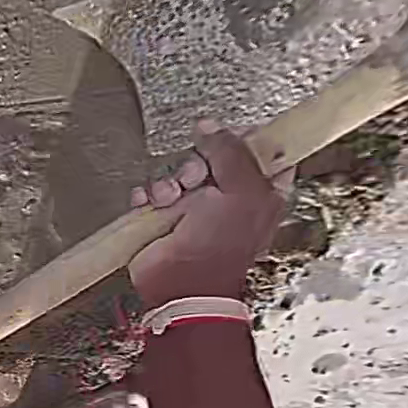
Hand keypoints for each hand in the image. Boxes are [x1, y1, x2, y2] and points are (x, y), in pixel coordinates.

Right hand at [128, 120, 291, 307]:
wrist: (180, 281)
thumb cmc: (219, 244)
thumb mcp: (241, 190)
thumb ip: (231, 152)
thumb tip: (210, 126)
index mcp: (261, 190)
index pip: (258, 151)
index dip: (240, 141)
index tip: (224, 140)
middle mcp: (228, 197)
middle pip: (210, 158)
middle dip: (195, 165)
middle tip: (193, 180)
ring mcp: (194, 208)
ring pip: (177, 173)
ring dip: (168, 183)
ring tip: (168, 200)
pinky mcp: (163, 218)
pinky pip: (150, 191)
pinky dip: (146, 195)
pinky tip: (149, 204)